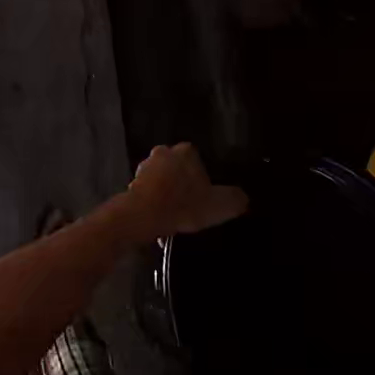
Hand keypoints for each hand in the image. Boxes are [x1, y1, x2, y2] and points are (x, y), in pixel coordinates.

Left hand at [121, 143, 247, 238]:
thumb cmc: (183, 205)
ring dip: (167, 195)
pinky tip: (159, 223)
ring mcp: (145, 166)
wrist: (142, 216)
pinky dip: (153, 205)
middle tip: (190, 207)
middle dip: (183, 185)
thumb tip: (244, 198)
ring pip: (162, 181)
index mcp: (186, 151)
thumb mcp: (219, 206)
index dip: (203, 179)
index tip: (204, 197)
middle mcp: (164, 152)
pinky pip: (148, 194)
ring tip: (174, 219)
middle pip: (178, 169)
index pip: (199, 159)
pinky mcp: (131, 183)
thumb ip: (235, 199)